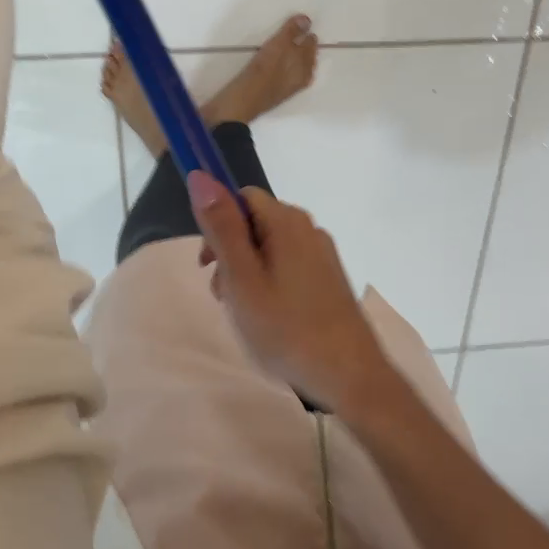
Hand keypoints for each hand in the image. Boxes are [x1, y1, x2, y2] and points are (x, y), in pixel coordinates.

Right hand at [187, 172, 398, 412]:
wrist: (348, 374)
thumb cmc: (287, 328)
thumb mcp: (242, 279)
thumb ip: (221, 228)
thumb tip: (199, 175)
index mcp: (288, 222)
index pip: (241, 197)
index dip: (217, 224)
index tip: (208, 265)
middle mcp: (309, 229)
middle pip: (255, 223)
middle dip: (230, 253)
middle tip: (224, 296)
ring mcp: (323, 255)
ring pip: (270, 248)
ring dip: (247, 273)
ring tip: (244, 313)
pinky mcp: (329, 279)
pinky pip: (288, 267)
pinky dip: (269, 285)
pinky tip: (268, 319)